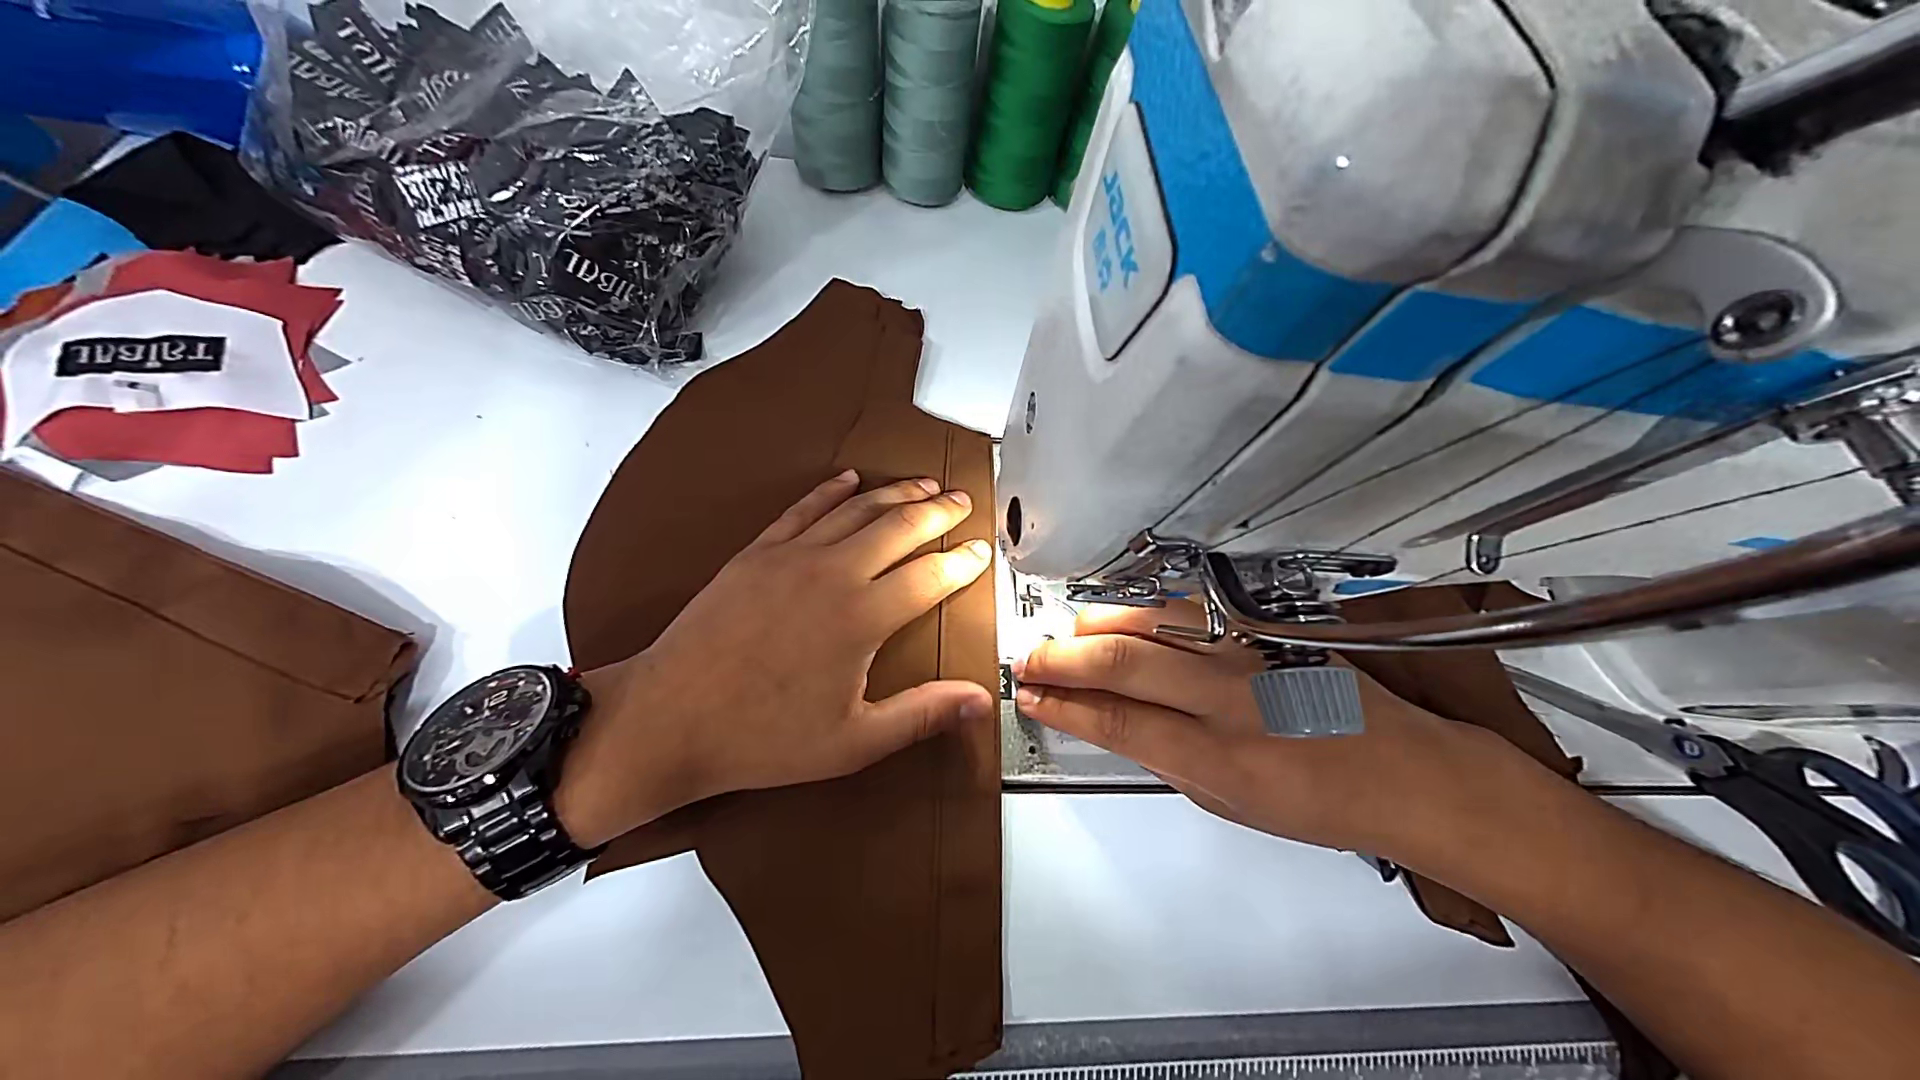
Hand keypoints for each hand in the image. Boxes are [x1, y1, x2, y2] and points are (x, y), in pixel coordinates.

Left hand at [556, 471, 995, 846]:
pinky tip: (848, 480)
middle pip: (901, 527)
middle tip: (960, 502)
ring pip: (857, 509)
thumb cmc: (758, 736)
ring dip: (896, 493)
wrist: (668, 719)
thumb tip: (976, 701)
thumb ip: (921, 714)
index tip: (980, 553)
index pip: (931, 575)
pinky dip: (830, 490)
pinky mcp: (756, 554)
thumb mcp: (853, 741)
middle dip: (938, 511)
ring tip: (922, 484)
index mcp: (861, 618)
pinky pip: (803, 509)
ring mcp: (791, 558)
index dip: (964, 562)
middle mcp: (831, 575)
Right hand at [1013, 602, 1537, 865]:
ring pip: (1151, 622)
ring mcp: (1252, 653)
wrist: (1406, 772)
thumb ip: (1165, 759)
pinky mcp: (1265, 629)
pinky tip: (1116, 617)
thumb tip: (1112, 725)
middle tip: (1030, 660)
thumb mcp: (1230, 806)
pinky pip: (1186, 610)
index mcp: (1222, 757)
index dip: (1063, 704)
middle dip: (1060, 659)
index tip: (1032, 695)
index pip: (1118, 720)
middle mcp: (1234, 698)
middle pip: (1122, 662)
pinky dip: (1140, 611)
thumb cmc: (1325, 802)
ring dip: (1094, 627)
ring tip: (1064, 638)